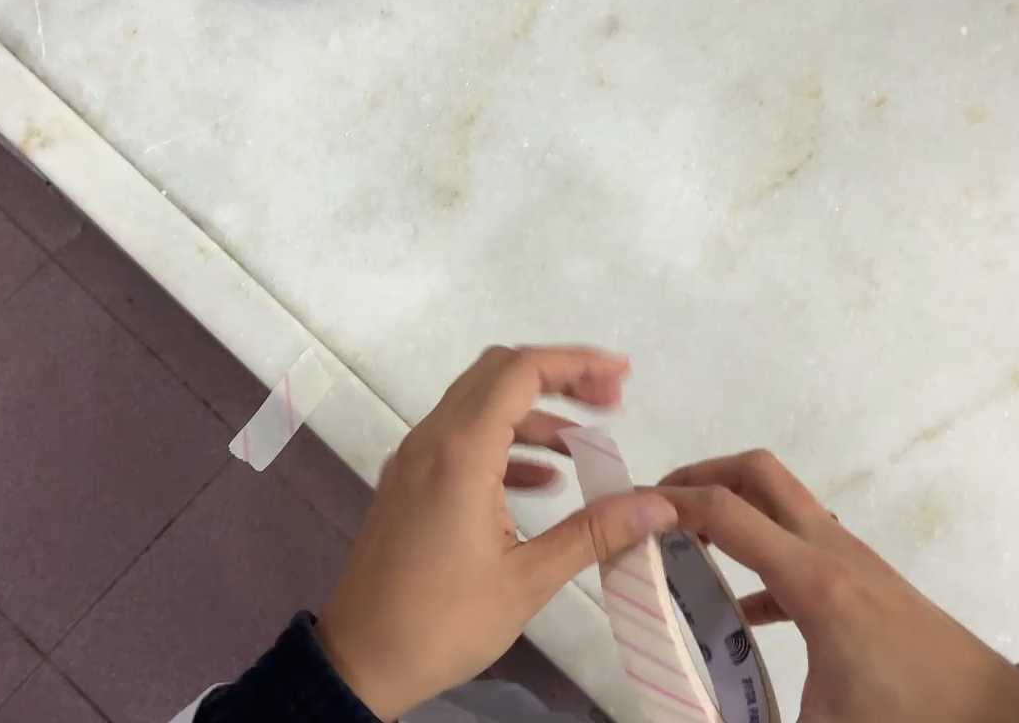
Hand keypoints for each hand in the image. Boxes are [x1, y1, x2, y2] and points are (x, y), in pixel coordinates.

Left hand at [316, 346, 679, 719]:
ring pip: (479, 404)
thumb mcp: (527, 580)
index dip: (576, 363)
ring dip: (534, 413)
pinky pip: (462, 438)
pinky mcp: (410, 477)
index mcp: (460, 449)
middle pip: (499, 373)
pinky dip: (505, 444)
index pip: (521, 371)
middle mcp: (433, 436)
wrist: (360, 657)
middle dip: (559, 377)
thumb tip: (658, 505)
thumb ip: (593, 533)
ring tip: (586, 444)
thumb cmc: (443, 620)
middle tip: (610, 400)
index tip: (621, 373)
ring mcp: (416, 454)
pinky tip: (544, 480)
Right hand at [655, 451, 1018, 722]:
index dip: (669, 503)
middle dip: (700, 476)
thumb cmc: (914, 722)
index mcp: (812, 581)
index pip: (724, 510)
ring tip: (690, 545)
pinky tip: (746, 608)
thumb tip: (687, 721)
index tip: (627, 511)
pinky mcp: (865, 580)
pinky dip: (759, 549)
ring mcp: (852, 559)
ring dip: (730, 505)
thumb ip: (748, 722)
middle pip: (755, 472)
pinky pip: (798, 540)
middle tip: (659, 508)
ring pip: (779, 498)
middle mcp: (829, 550)